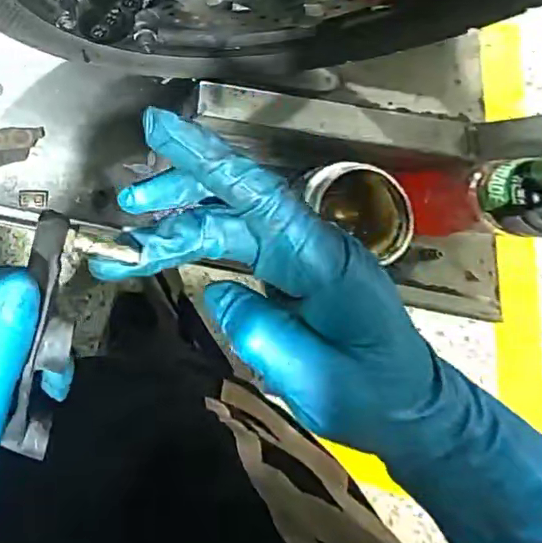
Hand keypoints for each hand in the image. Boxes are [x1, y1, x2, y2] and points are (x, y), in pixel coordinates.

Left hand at [0, 267, 39, 542]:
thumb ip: (0, 349)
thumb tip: (27, 285)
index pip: (17, 287)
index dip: (40, 330)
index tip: (45, 379)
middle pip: (16, 292)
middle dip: (38, 342)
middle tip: (42, 392)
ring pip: (14, 306)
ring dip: (30, 352)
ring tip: (29, 396)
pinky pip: (0, 317)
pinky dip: (14, 351)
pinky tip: (13, 386)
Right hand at [92, 108, 541, 542]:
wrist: (415, 416)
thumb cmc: (375, 400)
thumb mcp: (318, 381)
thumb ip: (258, 329)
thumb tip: (214, 288)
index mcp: (321, 258)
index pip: (254, 193)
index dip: (203, 157)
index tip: (159, 127)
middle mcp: (305, 241)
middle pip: (228, 201)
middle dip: (173, 196)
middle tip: (126, 204)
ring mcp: (294, 252)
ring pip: (220, 219)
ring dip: (171, 224)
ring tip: (127, 244)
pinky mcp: (282, 266)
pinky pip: (226, 240)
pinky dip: (187, 240)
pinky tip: (158, 249)